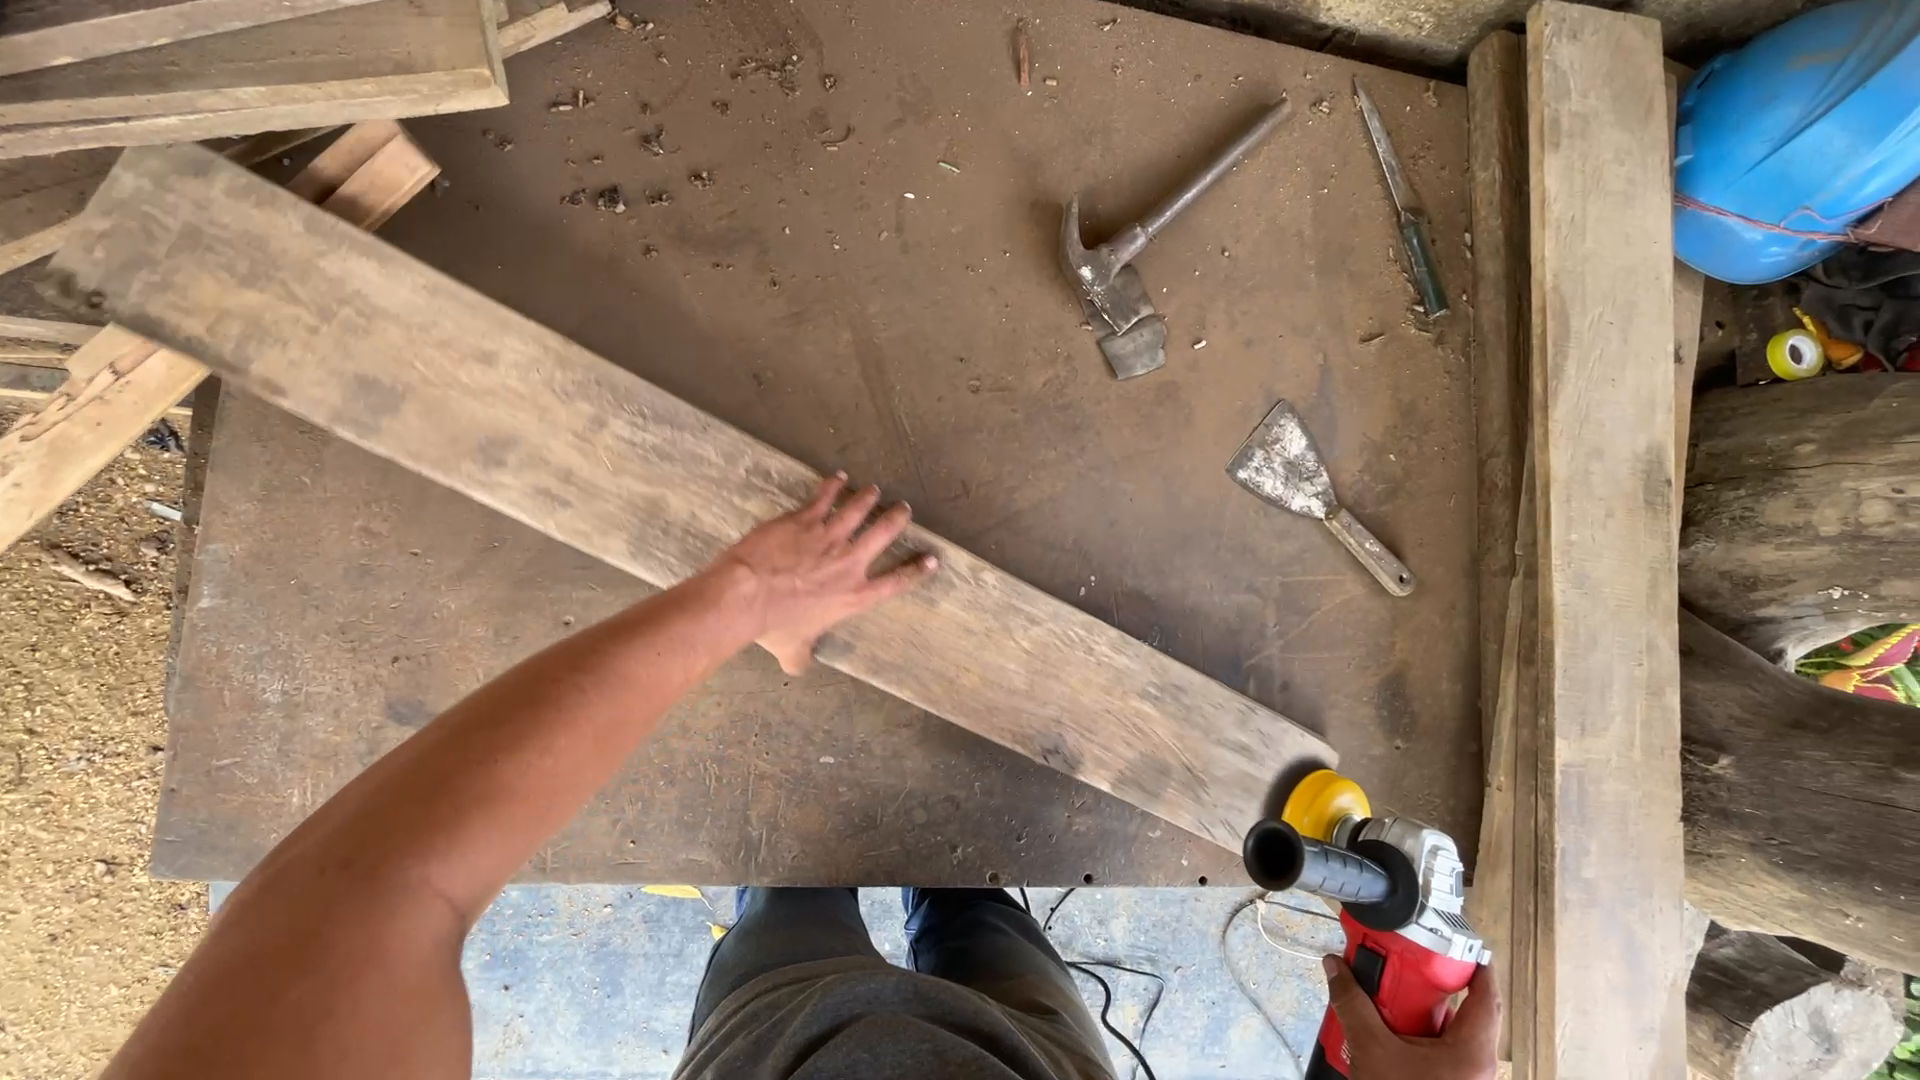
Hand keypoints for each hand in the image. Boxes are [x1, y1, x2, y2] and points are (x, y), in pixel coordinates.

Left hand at [709, 472, 936, 673]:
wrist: (747, 595)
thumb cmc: (772, 627)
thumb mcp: (793, 650)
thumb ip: (802, 657)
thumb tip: (798, 667)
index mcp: (854, 596)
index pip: (896, 582)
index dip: (916, 570)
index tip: (931, 560)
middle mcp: (850, 562)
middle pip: (884, 533)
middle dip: (897, 518)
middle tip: (903, 509)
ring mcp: (829, 536)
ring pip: (859, 509)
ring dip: (869, 497)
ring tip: (875, 490)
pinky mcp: (805, 519)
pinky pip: (825, 497)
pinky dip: (834, 484)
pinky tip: (839, 476)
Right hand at [1323, 956, 1500, 1079]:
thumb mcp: (1372, 1049)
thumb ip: (1352, 1003)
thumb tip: (1334, 965)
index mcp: (1473, 1050)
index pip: (1486, 997)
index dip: (1475, 966)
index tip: (1455, 942)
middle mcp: (1476, 1062)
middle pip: (1456, 1008)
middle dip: (1421, 984)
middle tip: (1392, 964)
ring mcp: (1462, 1077)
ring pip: (1441, 1029)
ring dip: (1410, 1009)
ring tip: (1377, 995)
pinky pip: (1433, 1049)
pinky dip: (1408, 1033)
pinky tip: (1379, 1029)